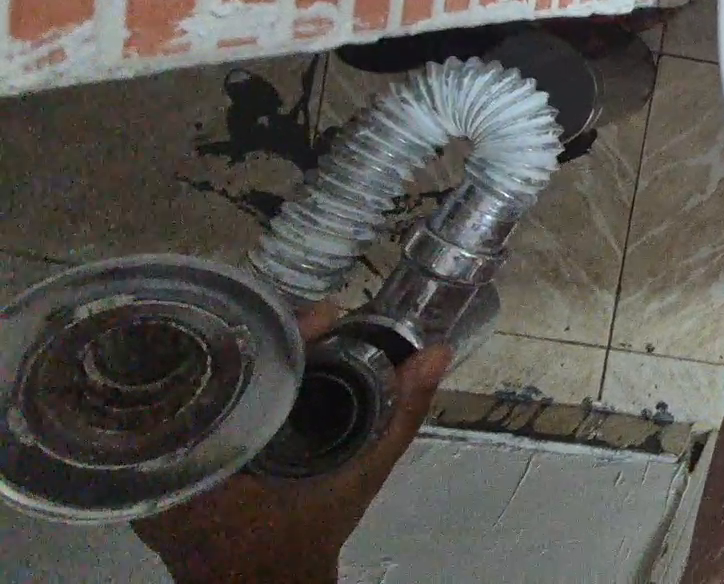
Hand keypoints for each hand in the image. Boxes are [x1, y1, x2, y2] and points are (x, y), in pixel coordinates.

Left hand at [133, 305, 451, 583]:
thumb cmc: (307, 533)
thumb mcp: (364, 474)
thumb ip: (402, 414)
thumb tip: (438, 352)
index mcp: (203, 462)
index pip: (234, 376)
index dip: (283, 338)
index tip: (328, 316)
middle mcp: (167, 460)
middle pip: (217, 375)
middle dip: (274, 341)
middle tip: (326, 320)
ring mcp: (159, 466)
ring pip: (206, 390)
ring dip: (259, 360)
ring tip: (309, 335)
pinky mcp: (169, 468)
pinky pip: (202, 409)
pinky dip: (242, 385)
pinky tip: (279, 371)